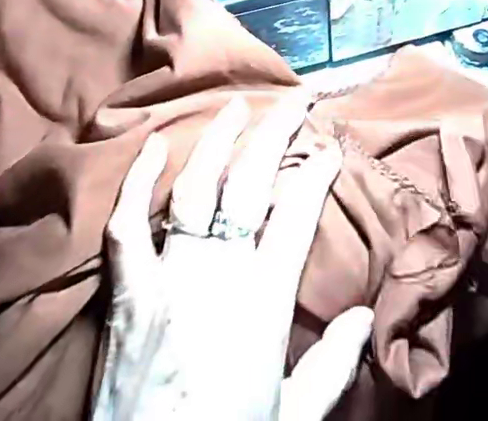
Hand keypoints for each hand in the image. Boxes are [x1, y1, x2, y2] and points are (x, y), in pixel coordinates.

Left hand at [92, 95, 375, 420]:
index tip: (330, 145)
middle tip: (296, 99)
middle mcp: (218, 274)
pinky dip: (137, 182)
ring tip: (238, 107)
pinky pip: (126, 227)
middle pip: (250, 183)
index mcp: (263, 300)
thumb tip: (361, 318)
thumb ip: (329, 366)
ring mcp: (168, 277)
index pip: (297, 214)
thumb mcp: (291, 416)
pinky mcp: (127, 293)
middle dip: (277, 131)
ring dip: (218, 141)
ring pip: (195, 189)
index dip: (317, 172)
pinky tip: (154, 146)